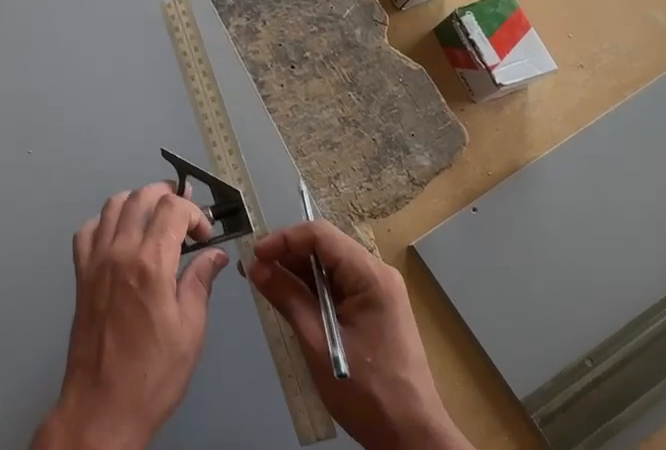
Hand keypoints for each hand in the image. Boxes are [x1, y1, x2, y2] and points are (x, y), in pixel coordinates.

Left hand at [33, 183, 231, 449]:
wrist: (103, 405)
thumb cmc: (152, 374)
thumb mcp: (190, 331)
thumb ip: (200, 283)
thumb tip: (214, 255)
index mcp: (150, 264)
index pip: (172, 208)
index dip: (194, 213)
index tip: (205, 235)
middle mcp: (118, 252)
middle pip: (141, 197)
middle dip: (167, 195)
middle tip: (186, 215)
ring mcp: (95, 261)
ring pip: (112, 205)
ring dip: (138, 202)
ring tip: (157, 219)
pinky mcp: (81, 275)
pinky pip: (88, 230)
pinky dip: (106, 222)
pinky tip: (121, 238)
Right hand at [248, 221, 471, 449]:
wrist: (411, 436)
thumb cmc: (367, 391)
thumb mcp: (318, 343)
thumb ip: (288, 298)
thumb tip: (257, 267)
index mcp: (370, 276)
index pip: (320, 235)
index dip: (283, 239)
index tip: (254, 256)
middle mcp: (378, 275)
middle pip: (325, 248)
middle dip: (287, 256)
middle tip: (254, 273)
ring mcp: (380, 293)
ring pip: (330, 267)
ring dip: (297, 274)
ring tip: (266, 286)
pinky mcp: (376, 310)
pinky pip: (339, 287)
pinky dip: (313, 290)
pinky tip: (291, 302)